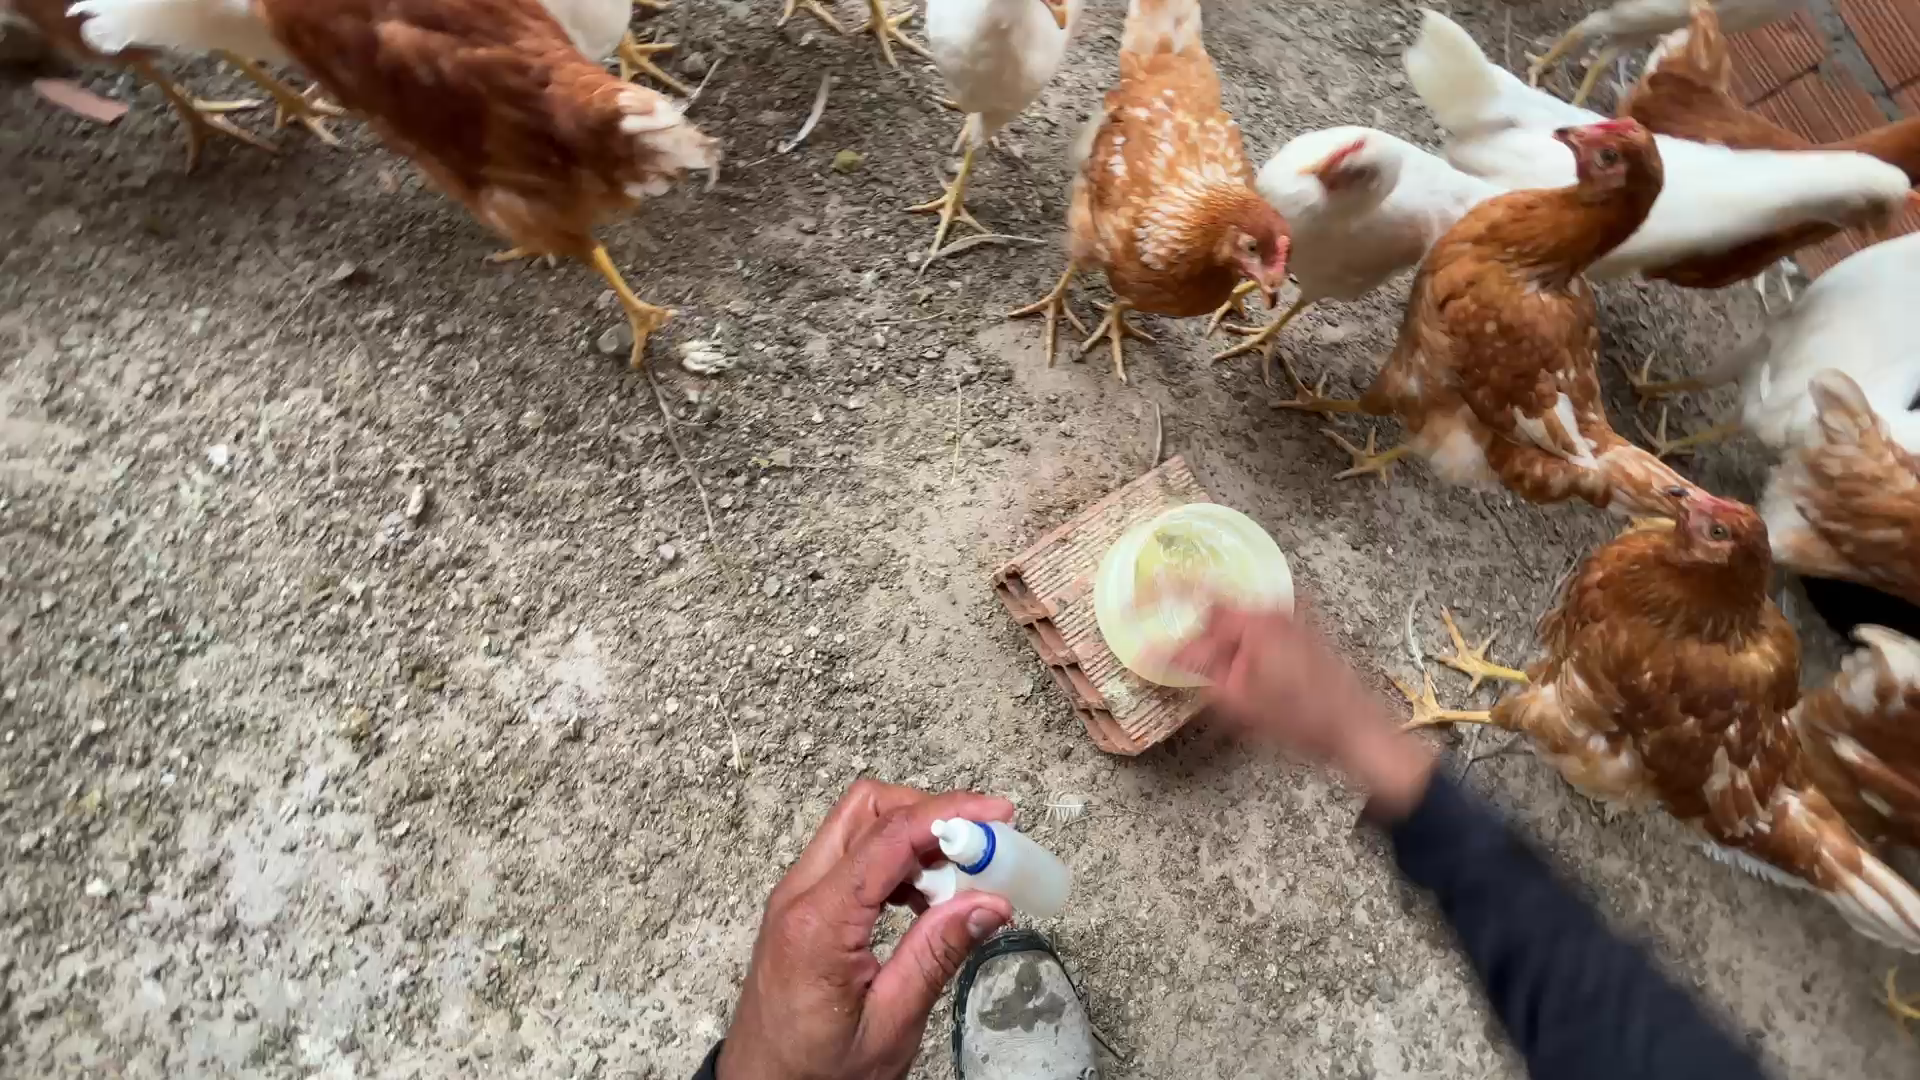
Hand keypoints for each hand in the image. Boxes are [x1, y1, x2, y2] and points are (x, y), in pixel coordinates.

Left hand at [716, 779, 1016, 1079]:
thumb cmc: (816, 1075)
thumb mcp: (890, 1026)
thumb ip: (938, 954)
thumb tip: (991, 902)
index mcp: (819, 922)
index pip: (890, 835)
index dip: (950, 814)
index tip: (998, 813)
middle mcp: (800, 891)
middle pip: (867, 807)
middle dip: (928, 810)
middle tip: (977, 841)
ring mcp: (796, 892)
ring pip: (859, 821)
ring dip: (912, 832)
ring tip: (955, 875)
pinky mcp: (802, 901)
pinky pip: (851, 850)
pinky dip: (893, 854)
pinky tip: (922, 895)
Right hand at [1169, 604, 1433, 816]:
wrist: (1361, 733)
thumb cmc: (1302, 720)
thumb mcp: (1238, 702)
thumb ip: (1199, 669)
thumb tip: (1164, 652)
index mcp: (1257, 620)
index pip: (1198, 596)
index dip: (1164, 592)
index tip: (1138, 596)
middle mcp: (1277, 610)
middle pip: (1220, 614)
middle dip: (1201, 638)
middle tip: (1188, 668)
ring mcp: (1294, 619)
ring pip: (1240, 625)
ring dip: (1225, 647)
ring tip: (1228, 683)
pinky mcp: (1305, 632)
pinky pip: (1261, 631)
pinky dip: (1245, 647)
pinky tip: (1250, 678)